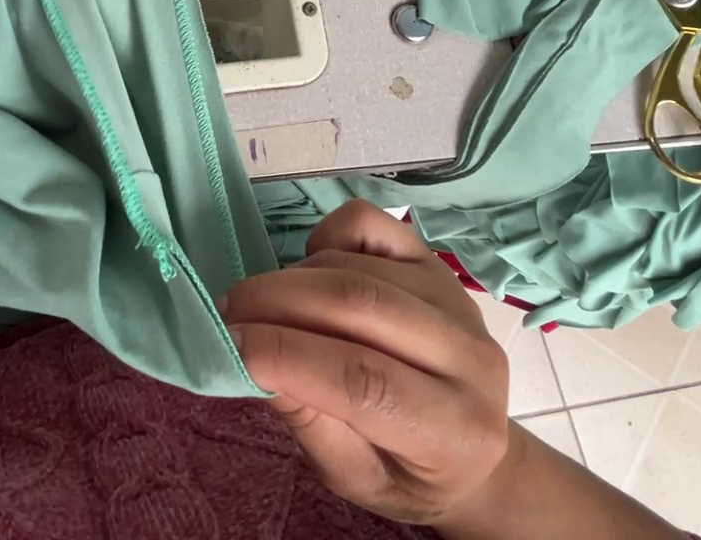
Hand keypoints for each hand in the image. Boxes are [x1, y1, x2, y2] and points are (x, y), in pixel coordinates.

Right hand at [222, 199, 511, 525]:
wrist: (472, 450)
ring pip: (352, 265)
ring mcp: (453, 297)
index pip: (363, 380)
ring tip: (261, 306)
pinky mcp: (433, 259)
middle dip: (272, 301)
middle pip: (356, 304)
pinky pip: (367, 224)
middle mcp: (468, 357)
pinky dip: (323, 237)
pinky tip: (312, 271)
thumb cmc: (402, 472)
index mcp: (454, 429)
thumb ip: (305, 419)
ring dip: (287, 278)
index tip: (229, 344)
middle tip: (228, 313)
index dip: (283, 354)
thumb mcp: (350, 475)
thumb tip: (250, 356)